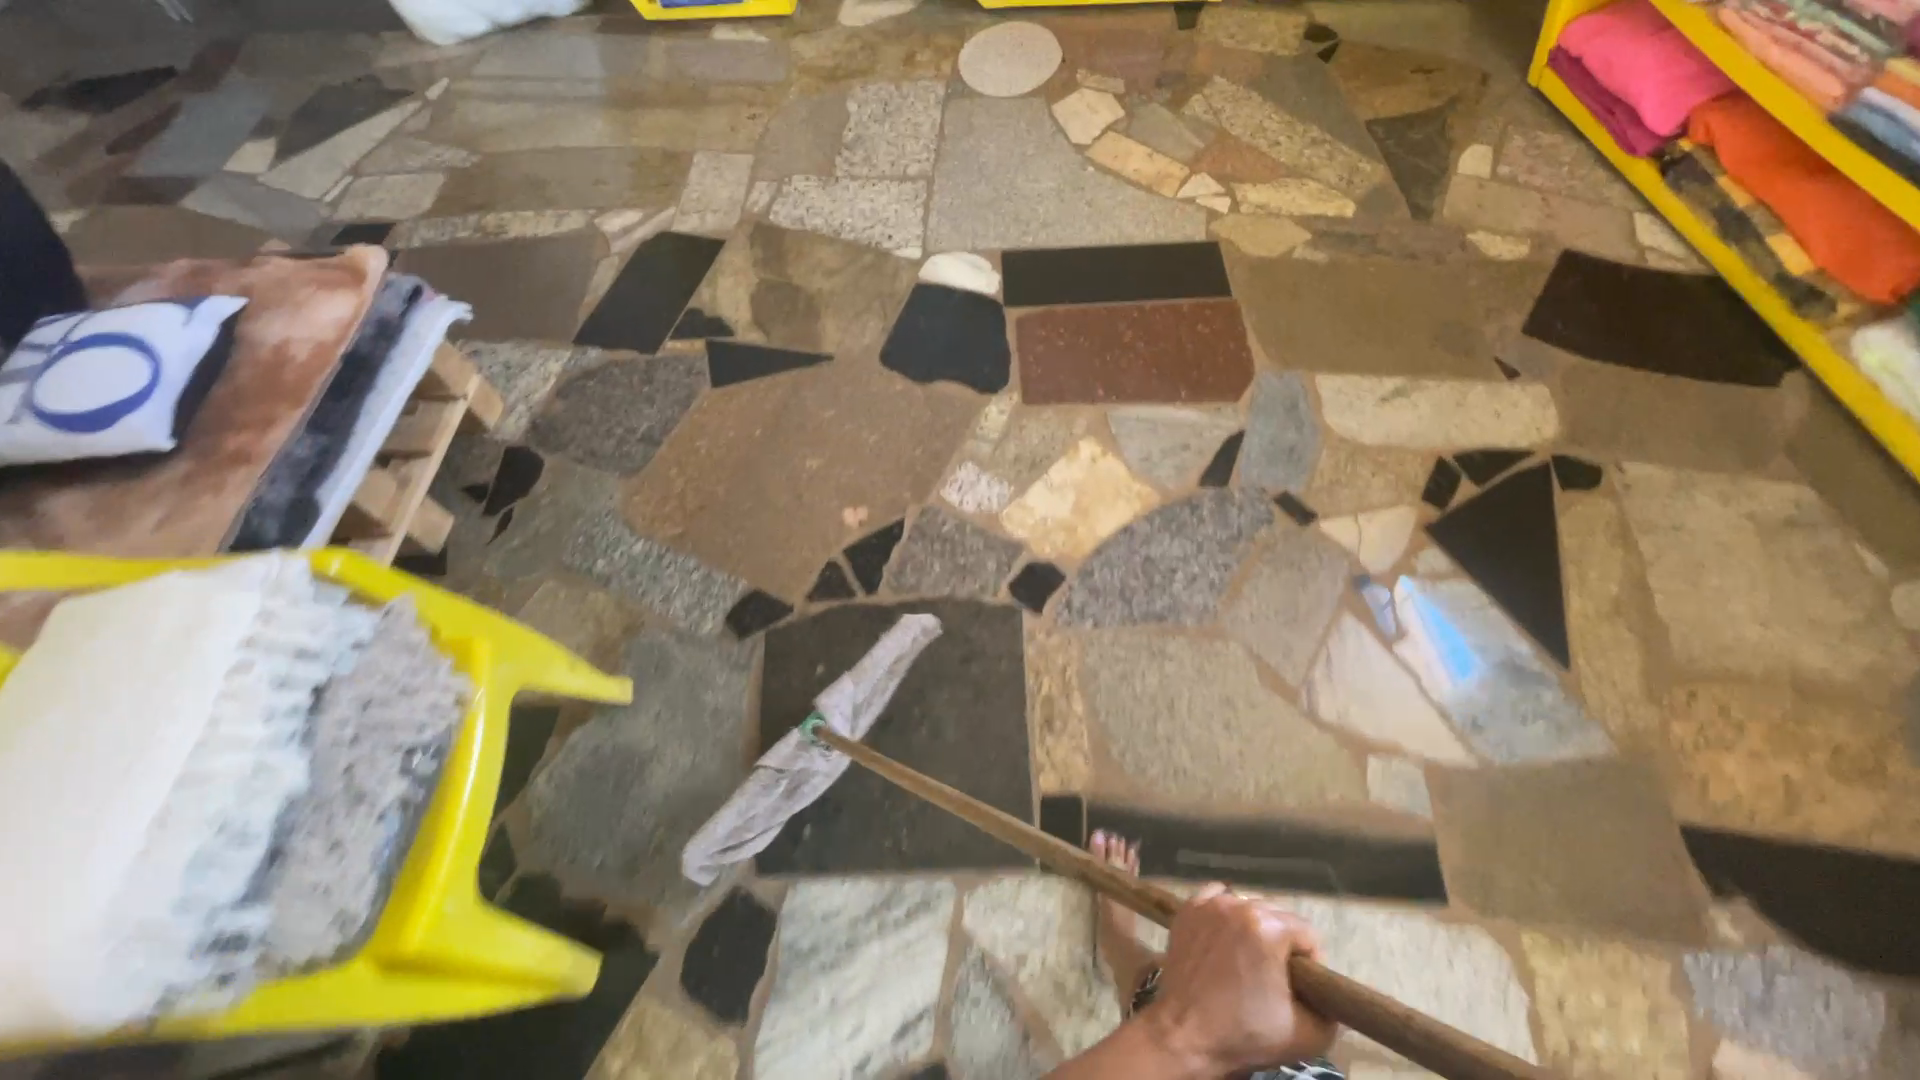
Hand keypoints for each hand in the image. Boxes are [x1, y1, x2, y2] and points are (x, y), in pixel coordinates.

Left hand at [1140, 884, 1338, 1074]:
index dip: (1311, 963)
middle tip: (1275, 976)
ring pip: (1249, 906)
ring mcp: (1209, 904)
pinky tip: (1228, 934)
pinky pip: (1217, 897)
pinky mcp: (1188, 909)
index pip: (1309, 935)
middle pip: (1279, 916)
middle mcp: (1239, 906)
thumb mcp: (1309, 1034)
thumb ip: (1331, 1009)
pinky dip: (1227, 912)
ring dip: (1256, 928)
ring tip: (1250, 959)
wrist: (1185, 1034)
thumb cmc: (1245, 1034)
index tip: (1300, 987)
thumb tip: (1326, 992)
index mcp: (1268, 929)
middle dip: (1284, 944)